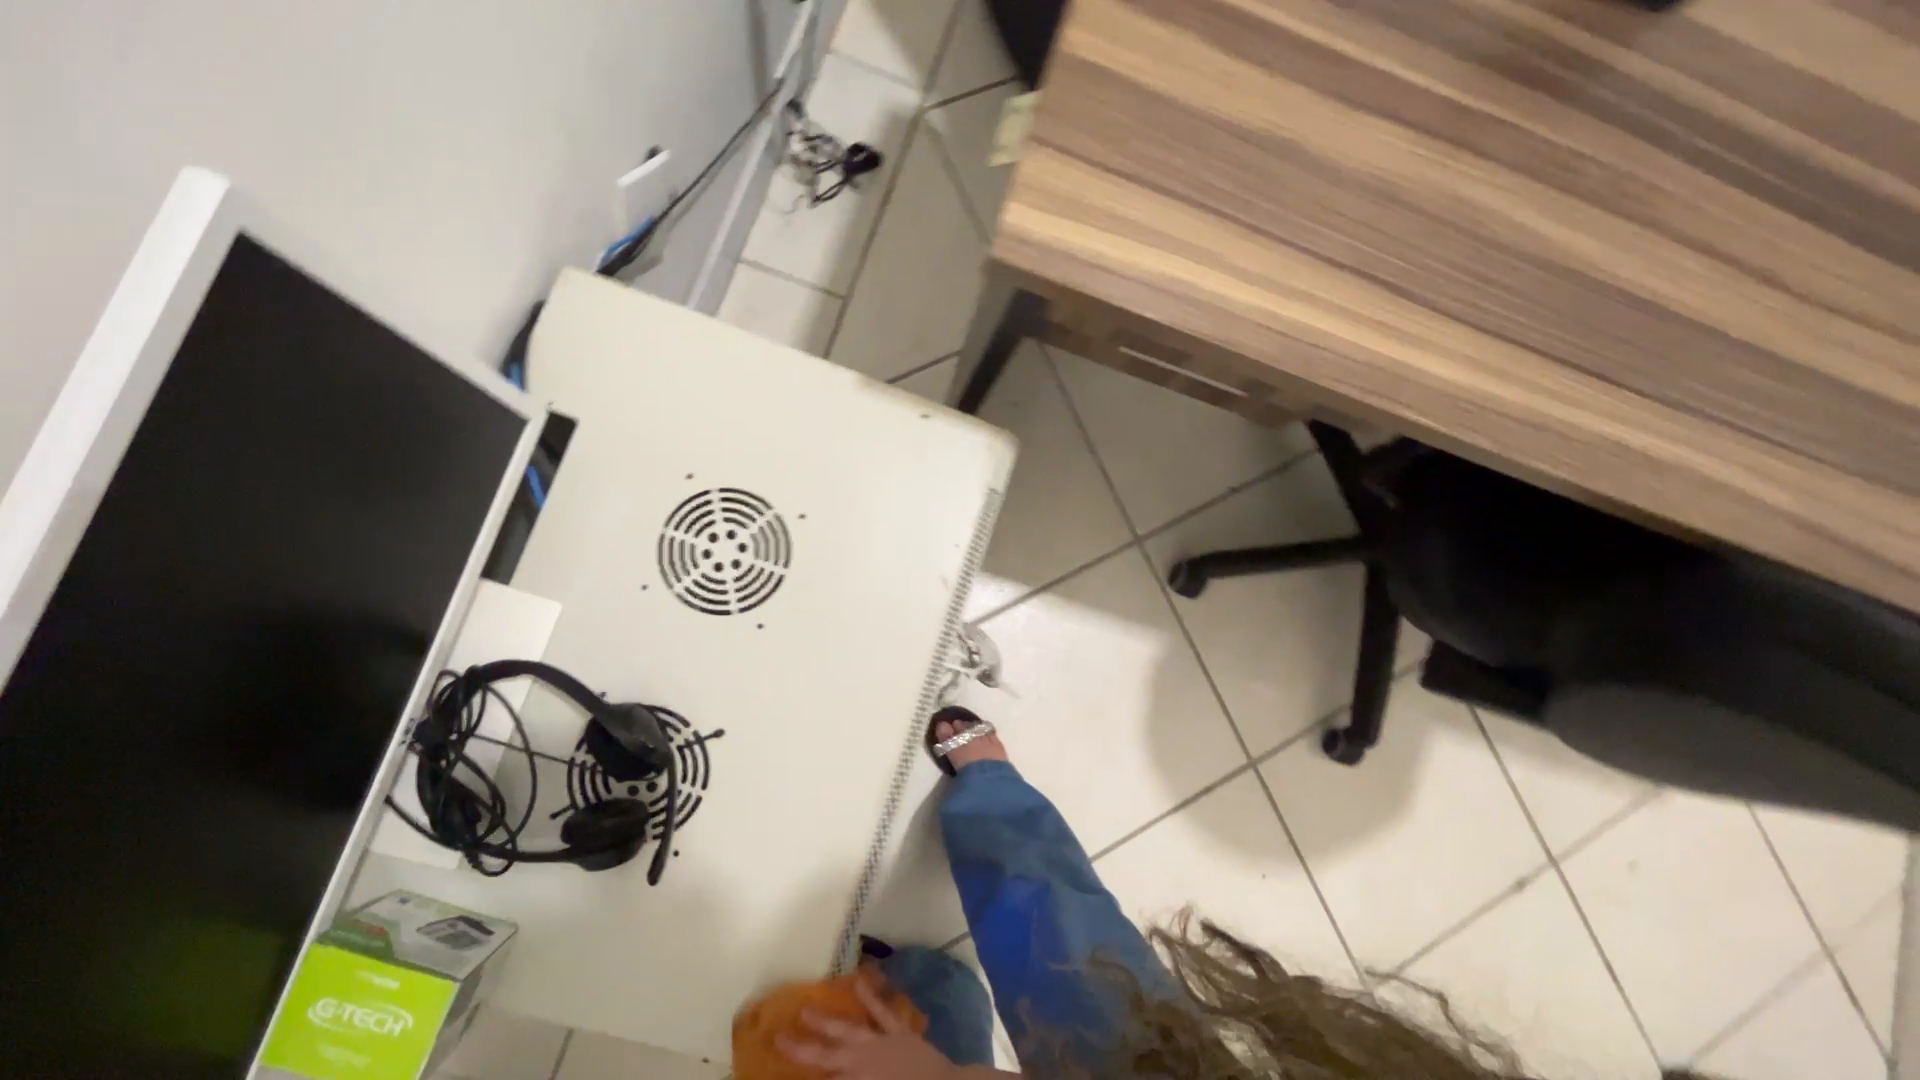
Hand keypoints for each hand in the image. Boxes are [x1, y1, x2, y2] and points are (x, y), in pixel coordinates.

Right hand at [776, 974, 958, 1079]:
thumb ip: (846, 1077)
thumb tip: (825, 1075)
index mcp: (854, 1079)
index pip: (821, 1078)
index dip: (802, 1072)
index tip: (781, 1058)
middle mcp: (861, 1061)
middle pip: (825, 1054)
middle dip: (800, 1047)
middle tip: (778, 1037)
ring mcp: (880, 1043)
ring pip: (847, 1030)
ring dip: (826, 1021)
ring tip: (805, 1010)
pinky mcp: (899, 1033)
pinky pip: (882, 1011)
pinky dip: (870, 995)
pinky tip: (858, 979)